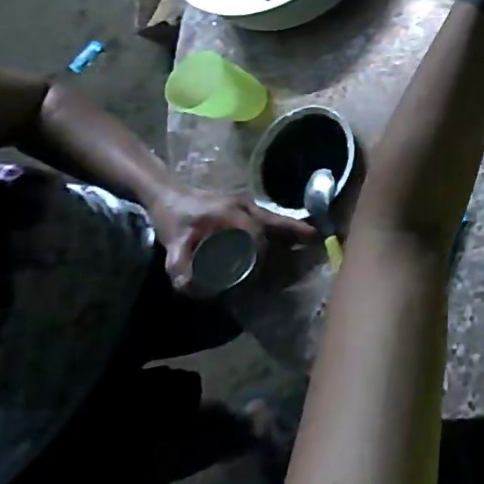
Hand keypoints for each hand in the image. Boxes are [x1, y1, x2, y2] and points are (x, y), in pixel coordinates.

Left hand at [149, 185, 314, 291]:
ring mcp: (247, 204)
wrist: (168, 194)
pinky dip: (282, 226)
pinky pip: (268, 218)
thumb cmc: (173, 217)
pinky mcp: (245, 207)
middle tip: (315, 241)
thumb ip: (180, 267)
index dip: (263, 252)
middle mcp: (246, 206)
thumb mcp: (173, 244)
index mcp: (232, 213)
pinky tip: (288, 235)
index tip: (262, 271)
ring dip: (292, 228)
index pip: (256, 232)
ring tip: (312, 237)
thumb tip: (195, 289)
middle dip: (296, 231)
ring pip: (275, 218)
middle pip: (276, 220)